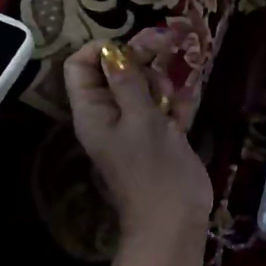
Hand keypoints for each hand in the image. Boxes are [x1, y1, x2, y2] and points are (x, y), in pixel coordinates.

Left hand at [63, 37, 210, 242]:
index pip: (80, 65)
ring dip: (162, 83)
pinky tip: (186, 109)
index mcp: (92, 110)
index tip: (132, 48)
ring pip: (144, 86)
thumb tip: (114, 51)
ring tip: (173, 100)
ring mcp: (135, 126)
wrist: (174, 220)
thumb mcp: (141, 119)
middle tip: (170, 45)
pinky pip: (164, 107)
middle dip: (142, 59)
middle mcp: (109, 115)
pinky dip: (176, 104)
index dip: (102, 49)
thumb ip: (127, 82)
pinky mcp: (159, 136)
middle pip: (116, 70)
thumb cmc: (153, 169)